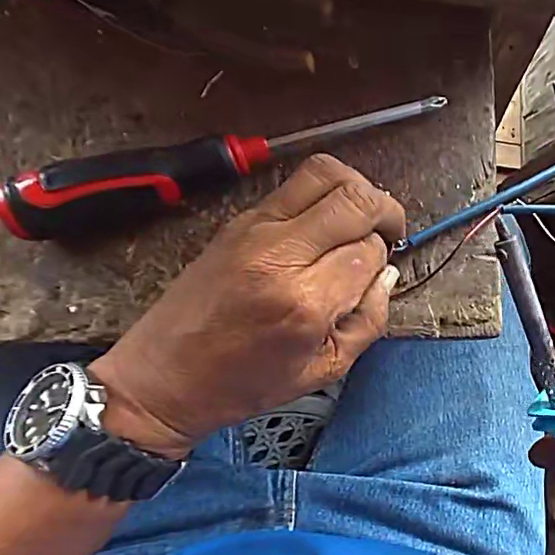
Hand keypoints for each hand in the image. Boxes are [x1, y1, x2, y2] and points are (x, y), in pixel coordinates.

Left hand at [91, 154, 406, 457]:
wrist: (165, 376)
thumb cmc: (241, 381)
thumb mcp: (325, 369)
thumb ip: (369, 321)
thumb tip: (386, 276)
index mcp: (304, 301)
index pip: (368, 250)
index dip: (384, 257)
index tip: (379, 271)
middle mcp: (280, 255)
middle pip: (354, 199)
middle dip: (385, 210)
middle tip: (389, 230)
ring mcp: (255, 230)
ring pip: (324, 173)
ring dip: (356, 188)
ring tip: (363, 215)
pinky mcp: (239, 221)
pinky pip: (295, 185)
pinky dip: (324, 193)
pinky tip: (328, 222)